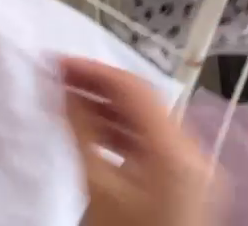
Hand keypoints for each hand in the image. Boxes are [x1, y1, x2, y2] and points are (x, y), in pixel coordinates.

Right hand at [60, 58, 218, 225]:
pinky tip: (90, 128)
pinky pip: (151, 140)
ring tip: (66, 100)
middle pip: (141, 101)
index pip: (132, 88)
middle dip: (96, 85)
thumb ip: (79, 127)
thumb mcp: (97, 184)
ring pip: (145, 118)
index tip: (53, 63)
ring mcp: (194, 168)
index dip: (92, 69)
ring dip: (105, 105)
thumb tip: (59, 84)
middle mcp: (193, 152)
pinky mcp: (187, 181)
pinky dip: (119, 128)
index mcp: (175, 152)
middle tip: (55, 77)